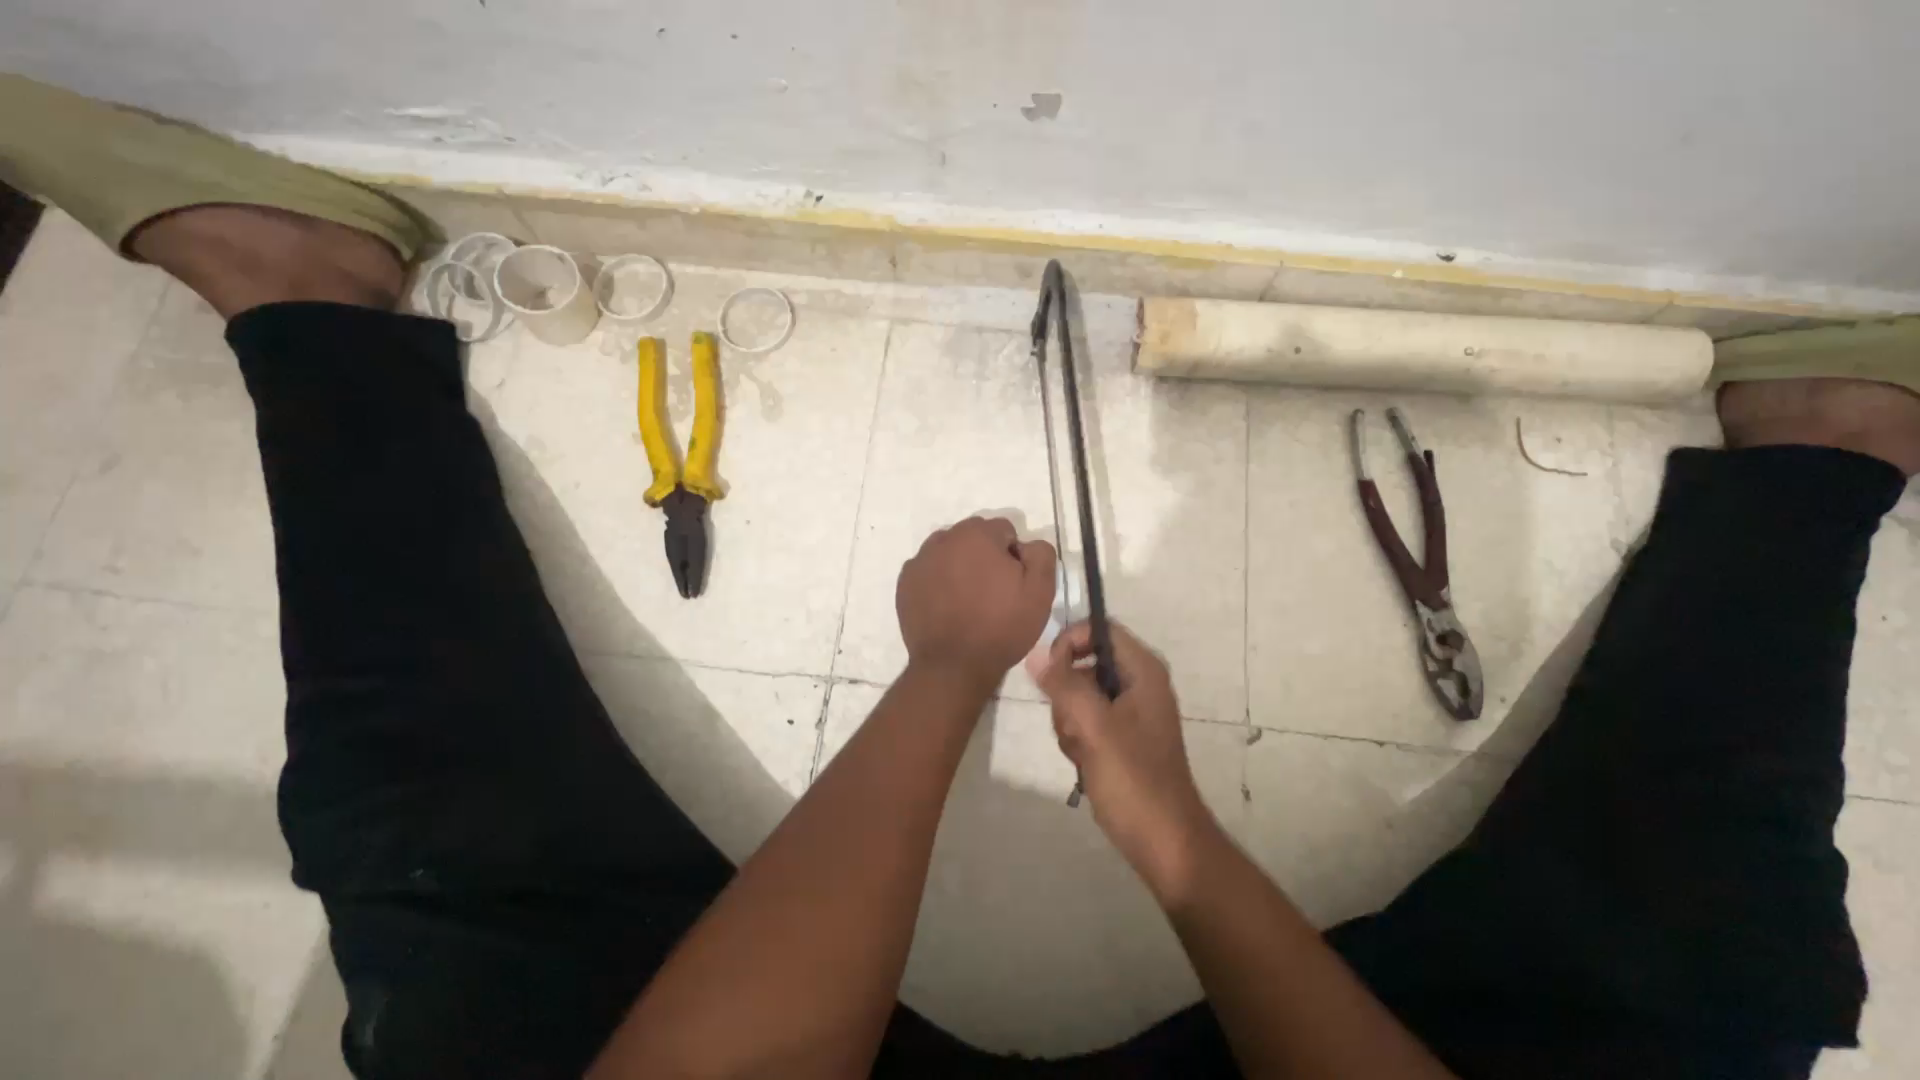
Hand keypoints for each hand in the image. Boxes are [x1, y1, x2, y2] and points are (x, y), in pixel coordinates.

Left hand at [897, 516, 1057, 690]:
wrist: (954, 666)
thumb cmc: (1001, 627)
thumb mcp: (1040, 592)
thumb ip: (1041, 554)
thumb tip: (1026, 545)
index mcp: (977, 535)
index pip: (1004, 531)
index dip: (1014, 556)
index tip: (1014, 584)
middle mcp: (944, 539)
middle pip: (973, 538)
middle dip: (985, 556)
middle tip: (993, 593)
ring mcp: (920, 561)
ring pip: (949, 553)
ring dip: (960, 566)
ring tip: (968, 600)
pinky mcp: (905, 583)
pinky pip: (929, 572)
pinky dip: (939, 581)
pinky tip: (947, 607)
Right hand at [1036, 621, 1215, 901]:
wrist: (1163, 840)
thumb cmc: (1133, 780)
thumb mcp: (1094, 727)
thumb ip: (1064, 685)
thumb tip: (1035, 653)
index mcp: (1144, 672)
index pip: (1099, 629)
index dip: (1070, 642)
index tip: (1049, 673)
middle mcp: (1139, 684)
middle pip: (1084, 662)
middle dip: (1067, 693)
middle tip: (1074, 725)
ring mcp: (1130, 713)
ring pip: (1079, 695)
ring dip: (1069, 721)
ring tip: (1081, 750)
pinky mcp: (1121, 739)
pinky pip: (1085, 722)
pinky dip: (1077, 739)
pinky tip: (1083, 762)